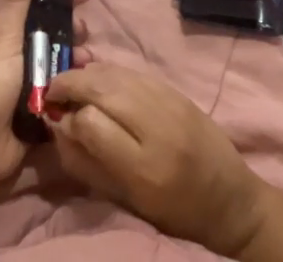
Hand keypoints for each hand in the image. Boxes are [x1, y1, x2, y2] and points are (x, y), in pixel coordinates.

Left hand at [0, 0, 87, 193]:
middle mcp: (12, 57)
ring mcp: (23, 86)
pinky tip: (88, 85)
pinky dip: (73, 87)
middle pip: (49, 36)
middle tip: (87, 34)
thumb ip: (14, 0)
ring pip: (58, 64)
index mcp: (0, 35)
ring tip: (87, 63)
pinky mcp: (35, 112)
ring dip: (75, 59)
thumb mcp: (2, 37)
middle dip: (71, 31)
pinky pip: (60, 92)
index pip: (34, 8)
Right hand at [44, 63, 267, 257]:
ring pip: (117, 73)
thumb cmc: (174, 211)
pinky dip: (110, 72)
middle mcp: (158, 128)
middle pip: (102, 88)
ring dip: (87, 73)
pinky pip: (134, 72)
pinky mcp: (178, 92)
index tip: (58, 122)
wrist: (230, 200)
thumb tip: (57, 127)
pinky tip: (99, 80)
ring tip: (71, 83)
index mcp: (144, 167)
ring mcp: (171, 104)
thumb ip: (86, 163)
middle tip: (52, 90)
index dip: (68, 118)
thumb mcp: (126, 200)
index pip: (92, 122)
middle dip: (70, 83)